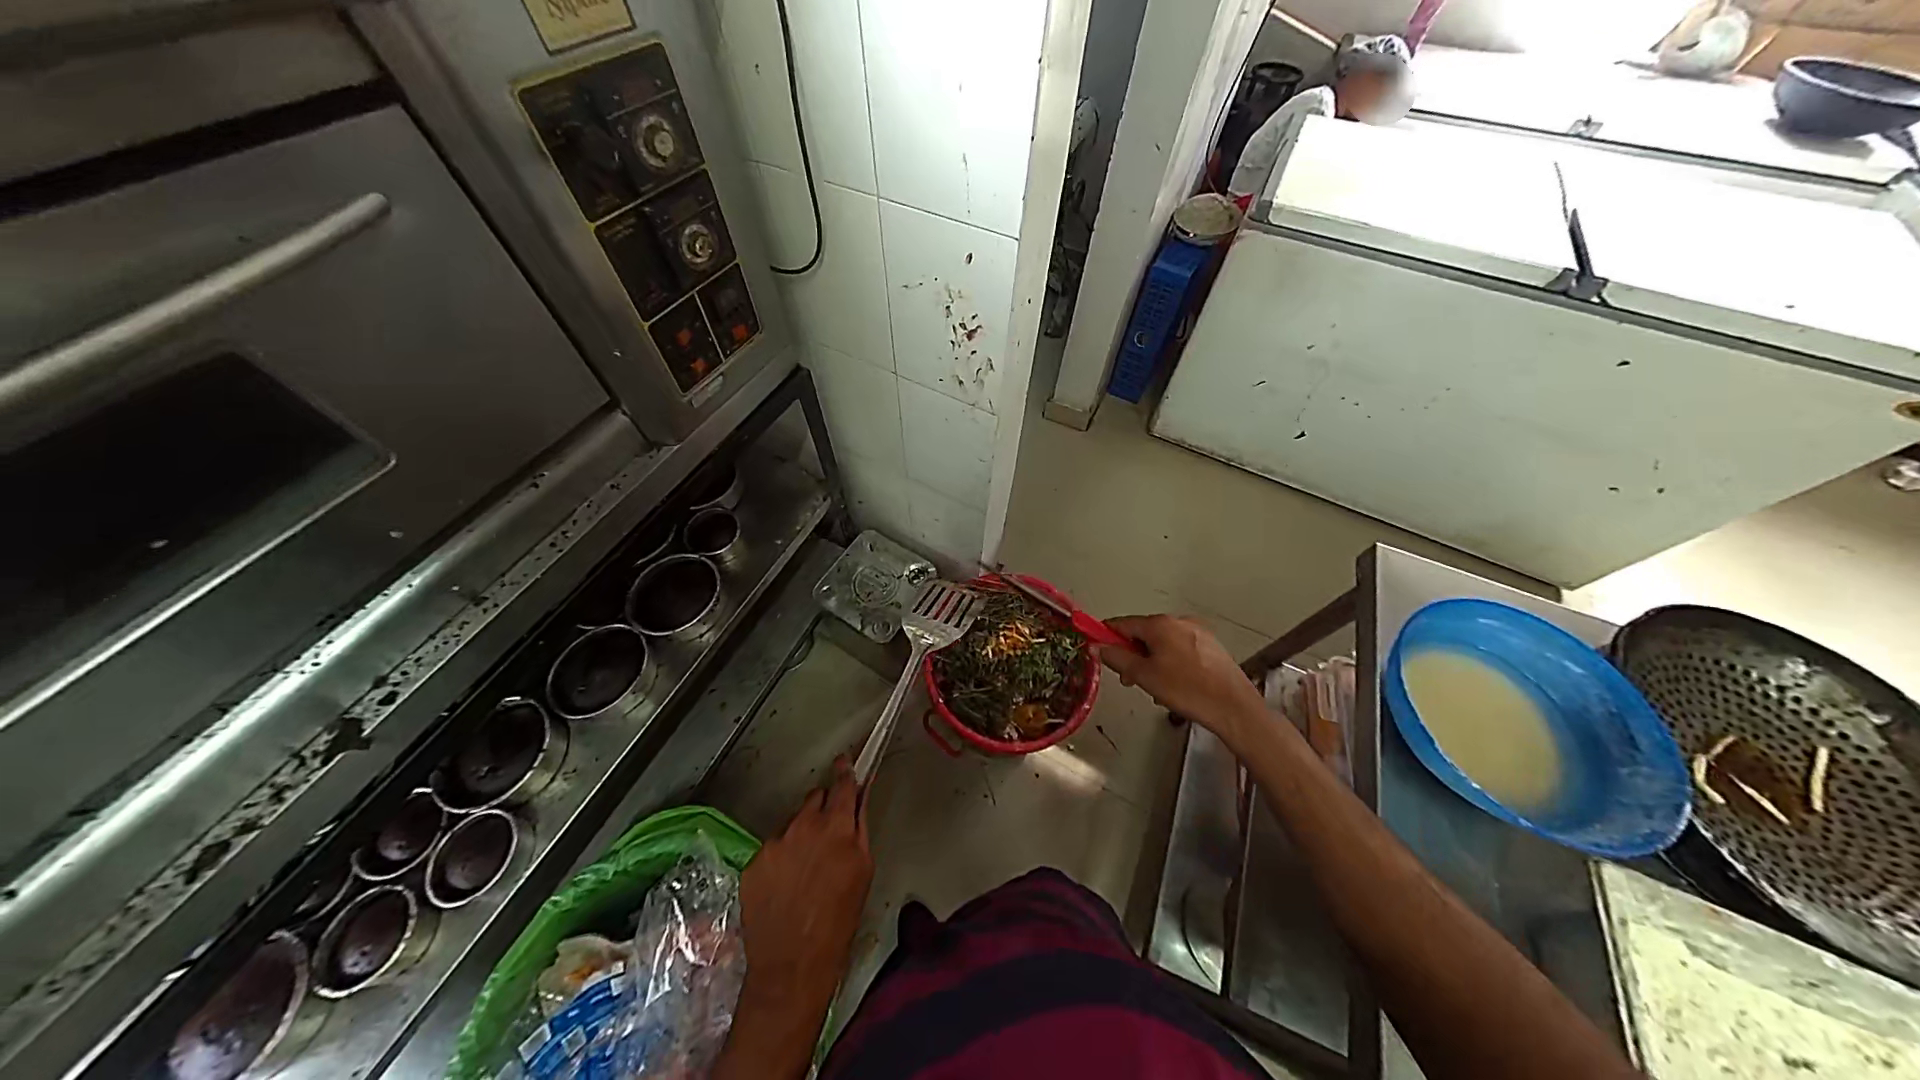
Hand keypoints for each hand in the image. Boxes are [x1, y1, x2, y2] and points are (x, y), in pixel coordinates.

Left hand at [736, 755, 872, 1011]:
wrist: (793, 964)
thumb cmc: (839, 921)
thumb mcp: (863, 871)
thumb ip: (860, 828)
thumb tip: (859, 799)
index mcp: (836, 827)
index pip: (842, 785)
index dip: (844, 771)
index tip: (844, 761)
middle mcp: (803, 827)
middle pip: (814, 799)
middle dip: (823, 809)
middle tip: (830, 834)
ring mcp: (774, 843)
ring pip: (792, 824)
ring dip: (801, 835)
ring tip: (807, 870)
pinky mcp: (753, 862)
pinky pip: (772, 848)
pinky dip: (781, 858)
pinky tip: (787, 884)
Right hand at [1099, 615, 1267, 737]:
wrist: (1234, 707)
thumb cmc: (1189, 690)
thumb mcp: (1144, 676)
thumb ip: (1117, 658)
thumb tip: (1098, 647)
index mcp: (1160, 624)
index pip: (1122, 623)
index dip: (1106, 635)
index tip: (1097, 647)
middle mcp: (1179, 621)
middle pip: (1143, 633)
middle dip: (1133, 654)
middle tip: (1130, 679)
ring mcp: (1198, 632)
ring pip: (1163, 643)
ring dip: (1152, 661)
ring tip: (1157, 688)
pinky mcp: (1211, 647)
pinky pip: (1180, 650)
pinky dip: (1171, 663)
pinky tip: (1176, 686)